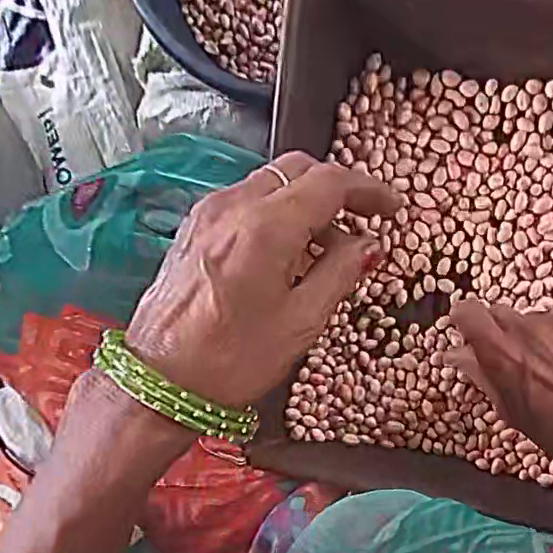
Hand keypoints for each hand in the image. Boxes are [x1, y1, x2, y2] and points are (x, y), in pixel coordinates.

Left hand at [122, 151, 402, 408]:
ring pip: (271, 184)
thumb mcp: (301, 322)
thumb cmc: (231, 360)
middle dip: (338, 190)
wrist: (161, 382)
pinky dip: (277, 215)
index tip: (391, 209)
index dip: (368, 191)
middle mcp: (232, 206)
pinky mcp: (194, 229)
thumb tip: (369, 245)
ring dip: (306, 204)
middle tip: (365, 222)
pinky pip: (246, 203)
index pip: (329, 182)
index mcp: (265, 226)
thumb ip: (340, 273)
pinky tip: (289, 254)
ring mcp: (208, 214)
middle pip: (298, 170)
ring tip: (329, 250)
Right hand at [447, 300, 552, 458]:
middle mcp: (528, 329)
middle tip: (511, 358)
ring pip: (534, 320)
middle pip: (500, 312)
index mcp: (500, 352)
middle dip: (499, 331)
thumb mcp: (508, 408)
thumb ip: (481, 374)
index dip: (465, 319)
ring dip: (535, 338)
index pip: (468, 311)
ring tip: (550, 369)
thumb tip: (457, 355)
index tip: (468, 329)